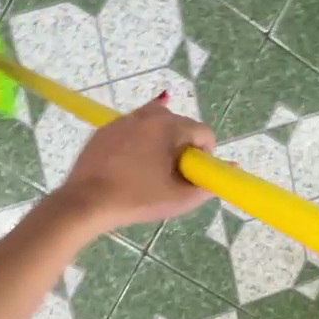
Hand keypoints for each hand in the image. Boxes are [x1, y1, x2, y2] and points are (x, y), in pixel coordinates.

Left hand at [55, 96, 215, 229]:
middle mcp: (145, 116)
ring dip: (158, 142)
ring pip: (152, 125)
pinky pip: (129, 131)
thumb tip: (232, 167)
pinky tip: (128, 166)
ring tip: (149, 170)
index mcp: (168, 126)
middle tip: (171, 173)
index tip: (193, 174)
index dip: (205, 154)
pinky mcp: (102, 131)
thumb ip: (210, 183)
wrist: (86, 202)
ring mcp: (121, 121)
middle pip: (178, 123)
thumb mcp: (179, 198)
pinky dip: (135, 143)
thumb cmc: (136, 200)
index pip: (203, 131)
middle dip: (181, 145)